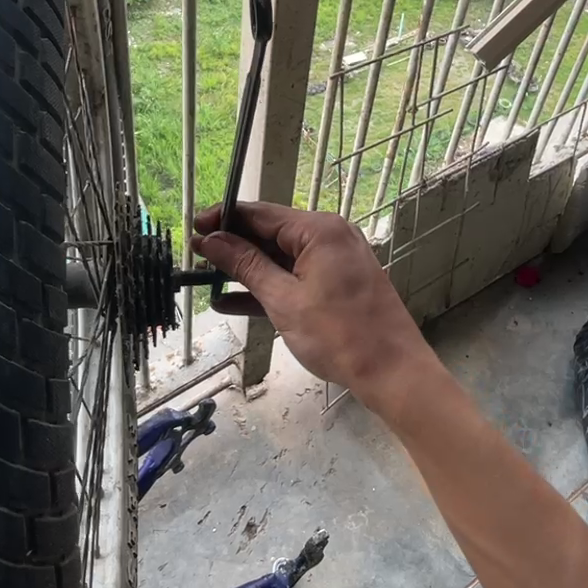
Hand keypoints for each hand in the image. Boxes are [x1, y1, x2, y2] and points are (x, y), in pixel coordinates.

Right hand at [192, 202, 438, 409]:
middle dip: (232, 247)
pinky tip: (230, 302)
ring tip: (205, 280)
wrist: (394, 373)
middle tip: (195, 258)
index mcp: (319, 230)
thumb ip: (245, 266)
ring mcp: (336, 260)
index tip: (193, 228)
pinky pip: (295, 277)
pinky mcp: (338, 283)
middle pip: (270, 233)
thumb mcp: (284, 300)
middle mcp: (330, 236)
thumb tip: (211, 240)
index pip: (260, 213)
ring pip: (280, 257)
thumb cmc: (339, 335)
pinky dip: (268, 287)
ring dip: (246, 270)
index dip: (223, 219)